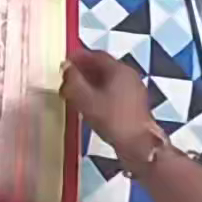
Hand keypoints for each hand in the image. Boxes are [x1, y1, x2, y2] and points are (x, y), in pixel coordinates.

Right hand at [60, 49, 162, 168]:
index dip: (78, 56)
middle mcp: (129, 75)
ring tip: (73, 91)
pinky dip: (98, 92)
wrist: (138, 145)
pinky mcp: (134, 105)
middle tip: (66, 77)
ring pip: (107, 80)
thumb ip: (72, 80)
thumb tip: (66, 66)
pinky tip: (88, 103)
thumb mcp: (85, 98)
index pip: (96, 55)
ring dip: (89, 82)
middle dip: (83, 70)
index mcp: (119, 69)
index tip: (64, 62)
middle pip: (102, 66)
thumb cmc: (111, 118)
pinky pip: (113, 91)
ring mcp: (134, 90)